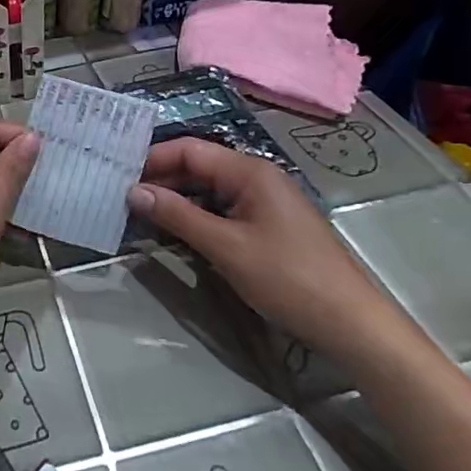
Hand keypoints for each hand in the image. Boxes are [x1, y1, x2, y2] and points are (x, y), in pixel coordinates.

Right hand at [126, 137, 409, 363]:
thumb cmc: (287, 277)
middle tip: (123, 196)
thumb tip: (134, 191)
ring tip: (142, 214)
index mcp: (249, 170)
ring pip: (212, 189)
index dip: (154, 159)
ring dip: (179, 199)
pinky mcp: (270, 224)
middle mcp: (257, 176)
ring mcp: (265, 200)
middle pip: (201, 166)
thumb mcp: (227, 248)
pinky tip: (178, 231)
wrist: (350, 321)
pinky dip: (199, 216)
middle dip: (163, 179)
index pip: (191, 150)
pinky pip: (225, 209)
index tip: (120, 175)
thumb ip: (179, 216)